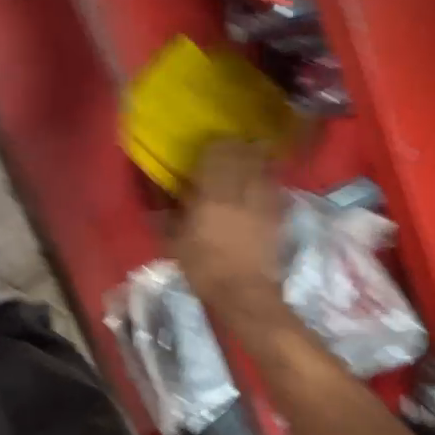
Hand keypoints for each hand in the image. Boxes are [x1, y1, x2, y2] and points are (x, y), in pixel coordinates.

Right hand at [173, 141, 289, 330]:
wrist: (243, 293)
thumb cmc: (203, 268)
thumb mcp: (174, 241)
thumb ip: (166, 214)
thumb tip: (157, 195)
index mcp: (212, 196)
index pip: (217, 158)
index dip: (214, 146)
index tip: (209, 142)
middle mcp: (239, 192)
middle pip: (242, 157)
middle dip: (236, 146)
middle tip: (229, 142)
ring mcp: (262, 202)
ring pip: (261, 167)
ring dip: (256, 156)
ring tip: (250, 150)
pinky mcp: (277, 215)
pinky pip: (274, 186)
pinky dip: (268, 176)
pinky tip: (264, 176)